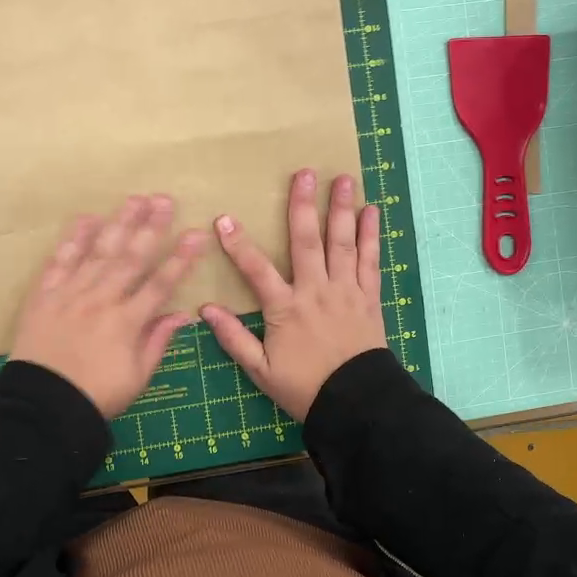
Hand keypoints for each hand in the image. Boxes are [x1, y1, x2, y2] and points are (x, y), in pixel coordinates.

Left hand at [9, 195, 205, 418]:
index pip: (160, 284)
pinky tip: (87, 218)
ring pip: (99, 252)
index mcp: (127, 323)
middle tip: (166, 199)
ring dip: (119, 223)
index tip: (197, 234)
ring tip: (135, 199)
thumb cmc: (95, 396)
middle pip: (130, 258)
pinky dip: (74, 239)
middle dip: (151, 228)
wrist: (42, 406)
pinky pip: (60, 261)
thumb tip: (183, 314)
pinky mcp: (44, 295)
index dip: (181, 259)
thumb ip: (158, 342)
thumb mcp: (136, 378)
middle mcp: (101, 301)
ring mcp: (70, 294)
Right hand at [202, 170, 386, 420]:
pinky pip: (370, 261)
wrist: (357, 403)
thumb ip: (234, 338)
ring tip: (344, 178)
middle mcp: (316, 292)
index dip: (239, 244)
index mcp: (286, 309)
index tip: (224, 219)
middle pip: (307, 242)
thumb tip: (205, 310)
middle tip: (304, 173)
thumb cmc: (305, 387)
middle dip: (302, 206)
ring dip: (341, 209)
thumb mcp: (261, 370)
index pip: (257, 270)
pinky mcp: (368, 298)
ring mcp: (345, 291)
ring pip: (342, 243)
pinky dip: (371, 236)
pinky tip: (371, 212)